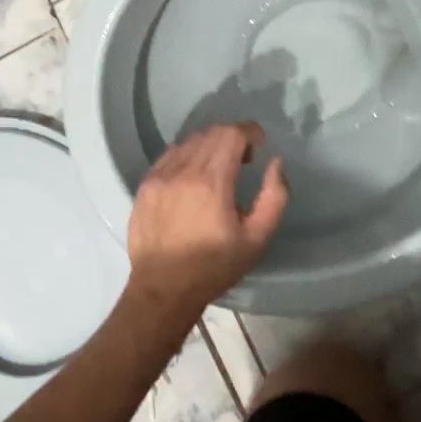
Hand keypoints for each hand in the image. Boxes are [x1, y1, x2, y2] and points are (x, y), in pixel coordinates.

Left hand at [125, 122, 289, 318]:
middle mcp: (183, 171)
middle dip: (232, 138)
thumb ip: (274, 196)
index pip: (231, 134)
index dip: (249, 131)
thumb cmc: (214, 267)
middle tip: (243, 160)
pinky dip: (186, 156)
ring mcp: (159, 177)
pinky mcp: (144, 186)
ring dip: (209, 146)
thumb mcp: (257, 238)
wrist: (163, 290)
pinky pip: (169, 156)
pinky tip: (192, 177)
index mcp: (212, 182)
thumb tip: (275, 163)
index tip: (260, 143)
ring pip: (189, 142)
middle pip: (211, 133)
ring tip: (217, 169)